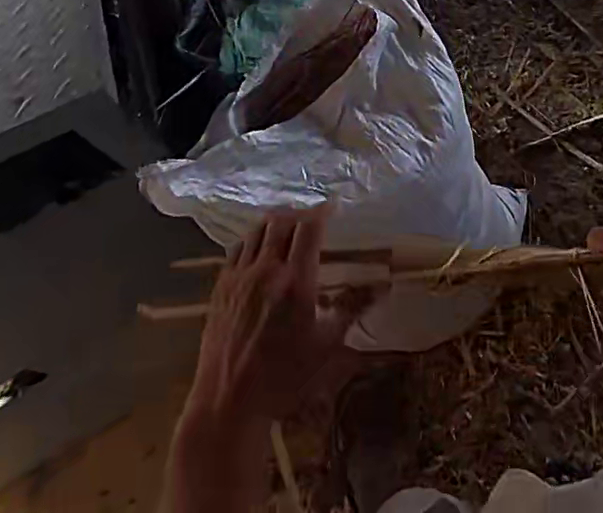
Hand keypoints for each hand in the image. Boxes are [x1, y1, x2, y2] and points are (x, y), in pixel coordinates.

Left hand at [186, 208, 368, 427]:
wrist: (229, 397)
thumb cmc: (284, 377)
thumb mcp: (325, 346)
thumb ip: (350, 309)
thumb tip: (381, 287)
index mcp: (295, 282)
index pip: (308, 230)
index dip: (322, 212)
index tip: (333, 205)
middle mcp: (266, 269)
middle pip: (281, 221)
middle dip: (299, 213)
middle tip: (312, 217)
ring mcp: (239, 274)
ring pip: (257, 230)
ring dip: (275, 221)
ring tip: (287, 225)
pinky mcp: (221, 284)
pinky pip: (238, 247)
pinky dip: (253, 238)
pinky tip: (259, 247)